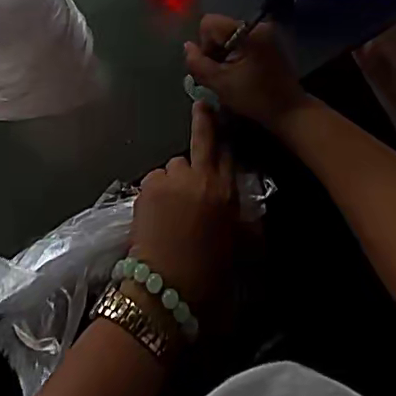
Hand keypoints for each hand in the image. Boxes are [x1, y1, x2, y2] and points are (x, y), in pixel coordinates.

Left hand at [127, 103, 235, 310]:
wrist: (164, 291)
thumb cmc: (207, 274)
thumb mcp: (238, 244)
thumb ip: (245, 217)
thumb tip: (248, 205)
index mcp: (226, 192)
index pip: (229, 152)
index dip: (226, 135)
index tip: (224, 118)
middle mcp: (200, 177)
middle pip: (202, 139)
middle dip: (203, 119)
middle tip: (202, 104)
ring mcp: (171, 179)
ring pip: (174, 165)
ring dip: (175, 176)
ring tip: (173, 202)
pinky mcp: (147, 188)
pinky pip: (156, 179)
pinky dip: (158, 189)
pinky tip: (157, 210)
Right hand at [185, 15, 310, 127]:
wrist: (289, 110)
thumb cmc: (255, 98)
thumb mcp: (220, 83)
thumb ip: (198, 63)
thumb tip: (187, 46)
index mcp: (248, 32)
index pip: (210, 23)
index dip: (204, 44)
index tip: (212, 66)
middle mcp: (258, 25)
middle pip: (220, 28)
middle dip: (214, 50)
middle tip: (220, 75)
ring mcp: (265, 33)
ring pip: (230, 35)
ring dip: (224, 54)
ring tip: (230, 76)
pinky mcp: (268, 42)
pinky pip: (242, 41)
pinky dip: (236, 55)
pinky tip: (241, 73)